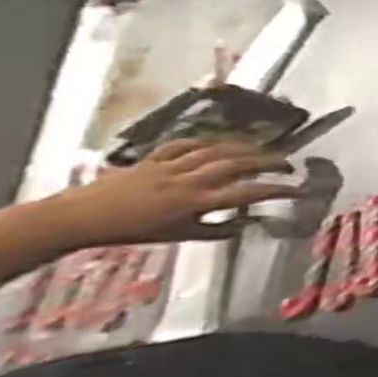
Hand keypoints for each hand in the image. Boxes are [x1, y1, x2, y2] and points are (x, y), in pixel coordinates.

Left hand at [54, 139, 300, 244]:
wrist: (77, 218)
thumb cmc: (131, 232)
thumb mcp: (179, 236)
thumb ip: (217, 230)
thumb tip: (247, 223)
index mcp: (196, 202)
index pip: (249, 193)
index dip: (279, 190)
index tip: (300, 190)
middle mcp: (188, 181)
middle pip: (238, 164)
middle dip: (269, 162)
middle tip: (288, 165)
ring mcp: (169, 166)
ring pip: (216, 150)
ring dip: (244, 147)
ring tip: (263, 149)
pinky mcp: (152, 159)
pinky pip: (184, 144)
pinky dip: (206, 141)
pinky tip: (219, 142)